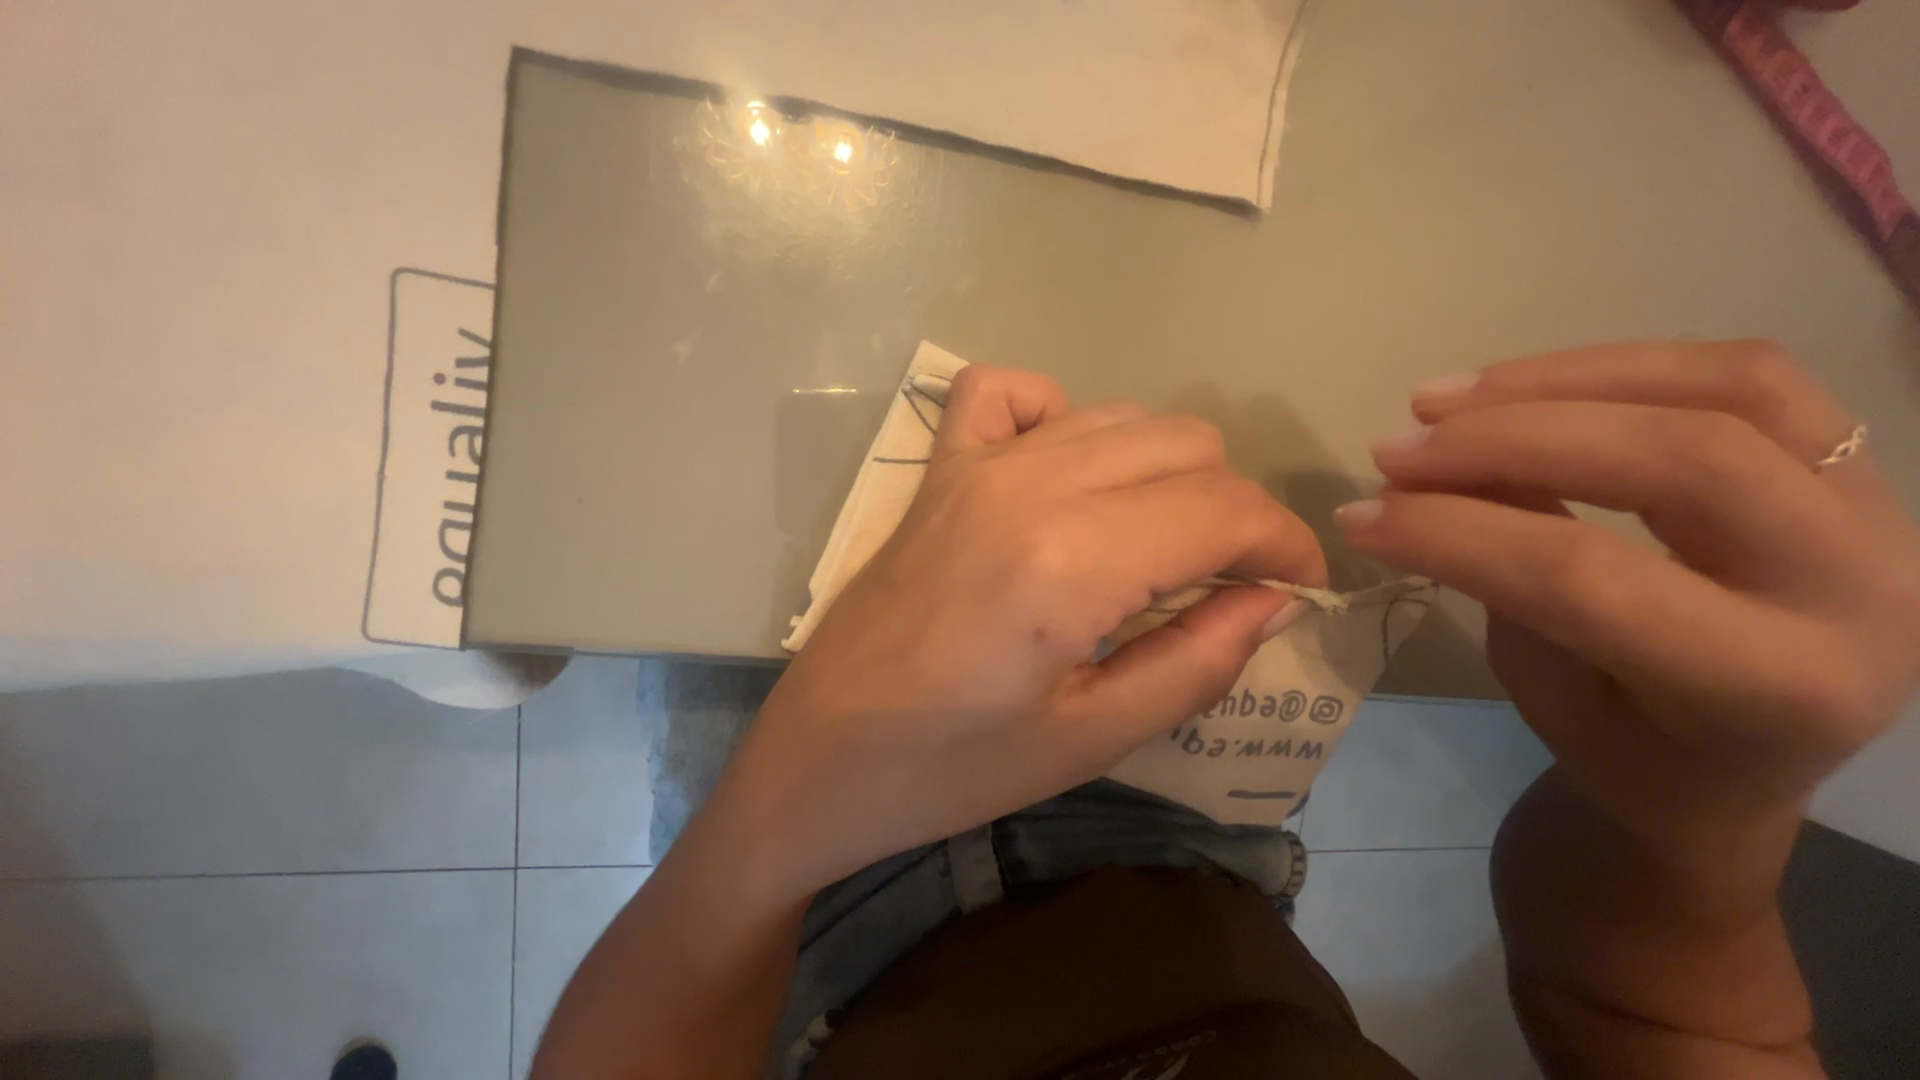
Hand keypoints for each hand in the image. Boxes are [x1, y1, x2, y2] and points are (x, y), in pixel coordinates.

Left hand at [710, 365, 1326, 897]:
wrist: (819, 758)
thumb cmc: (951, 770)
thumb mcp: (1091, 738)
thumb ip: (1196, 661)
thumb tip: (1270, 599)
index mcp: (1071, 559)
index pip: (1224, 508)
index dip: (1284, 543)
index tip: (1298, 588)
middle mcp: (1028, 485)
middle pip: (1185, 446)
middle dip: (1231, 511)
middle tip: (1225, 583)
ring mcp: (974, 467)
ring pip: (1118, 417)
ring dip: (1164, 472)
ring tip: (1158, 544)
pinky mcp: (936, 472)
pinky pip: (1010, 393)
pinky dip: (1060, 417)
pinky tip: (1066, 474)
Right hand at [1339, 341, 1919, 846]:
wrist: (1734, 763)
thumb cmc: (1625, 747)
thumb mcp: (1543, 685)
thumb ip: (1500, 579)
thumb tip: (1420, 484)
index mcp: (1774, 688)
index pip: (1588, 578)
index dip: (1455, 533)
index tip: (1358, 515)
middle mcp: (1858, 589)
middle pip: (1679, 461)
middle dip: (1507, 441)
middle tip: (1397, 451)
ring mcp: (1878, 511)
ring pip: (1729, 390)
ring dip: (1560, 382)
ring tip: (1443, 401)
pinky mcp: (1854, 464)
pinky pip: (1743, 376)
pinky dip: (1612, 366)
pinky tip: (1518, 386)